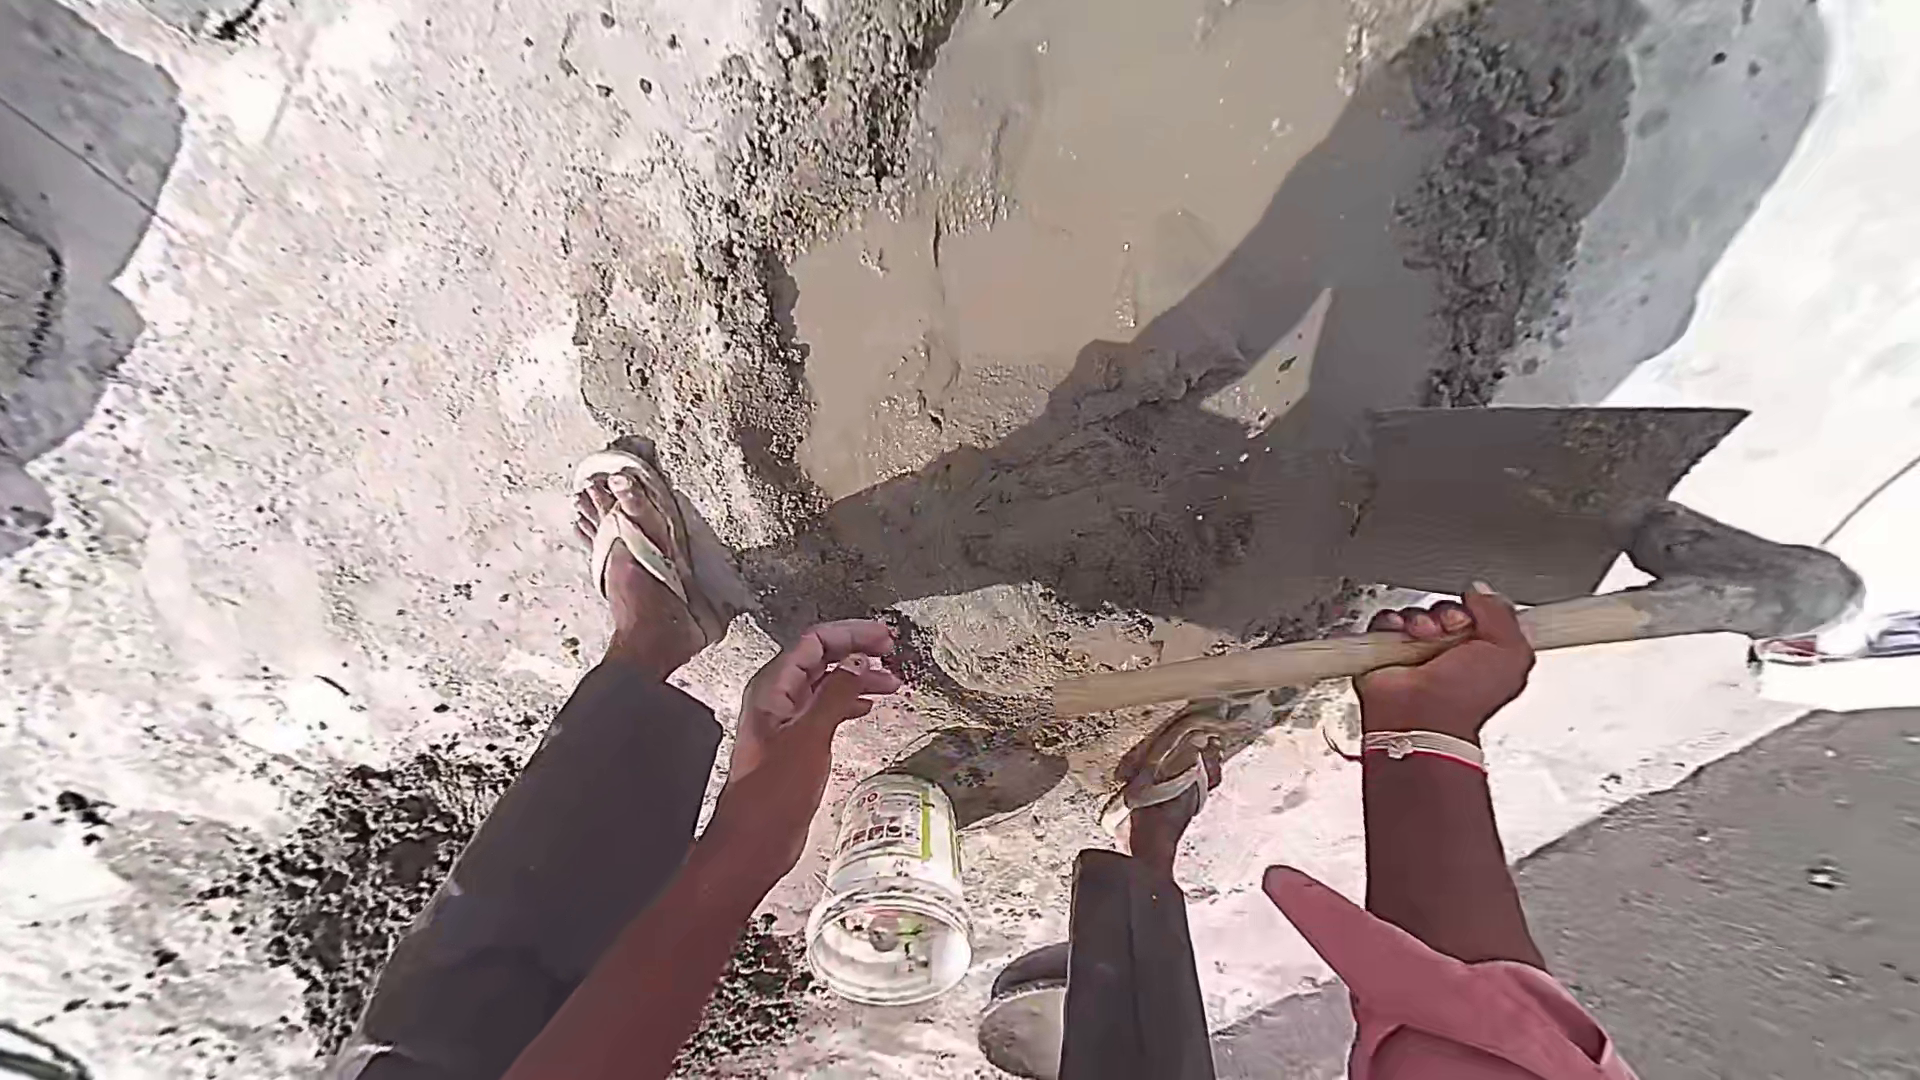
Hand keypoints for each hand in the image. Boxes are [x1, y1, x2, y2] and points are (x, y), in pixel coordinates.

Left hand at [707, 620, 902, 877]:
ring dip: (860, 677)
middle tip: (891, 652)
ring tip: (891, 683)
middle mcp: (778, 696)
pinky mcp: (798, 738)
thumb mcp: (810, 736)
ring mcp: (788, 717)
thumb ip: (836, 693)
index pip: (815, 641)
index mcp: (773, 687)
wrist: (755, 842)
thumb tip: (860, 661)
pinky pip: (828, 705)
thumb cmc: (773, 794)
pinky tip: (868, 706)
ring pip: (828, 681)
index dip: (851, 634)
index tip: (883, 638)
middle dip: (858, 651)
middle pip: (822, 656)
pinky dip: (851, 700)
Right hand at [1355, 583, 1533, 742]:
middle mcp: (1449, 650)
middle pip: (1445, 610)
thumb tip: (1482, 590)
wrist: (1420, 711)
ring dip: (1418, 620)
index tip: (1474, 619)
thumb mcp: (1510, 653)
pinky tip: (1399, 634)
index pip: (1478, 613)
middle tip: (1446, 630)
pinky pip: (1385, 619)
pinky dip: (1390, 623)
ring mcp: (1416, 649)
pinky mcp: (1384, 648)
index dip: (1476, 610)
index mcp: (1483, 652)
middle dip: (1445, 614)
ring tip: (1421, 637)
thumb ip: (1503, 616)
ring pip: (1415, 612)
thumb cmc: (1466, 695)